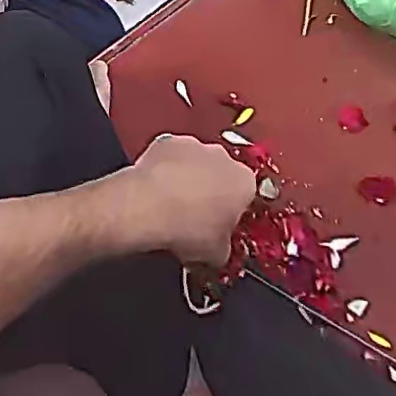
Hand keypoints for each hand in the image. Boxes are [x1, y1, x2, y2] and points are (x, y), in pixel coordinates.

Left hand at [108, 134, 256, 263]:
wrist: (149, 206)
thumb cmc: (188, 228)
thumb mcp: (217, 254)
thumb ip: (225, 247)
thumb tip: (218, 249)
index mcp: (244, 182)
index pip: (246, 195)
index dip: (234, 211)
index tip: (221, 224)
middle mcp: (222, 156)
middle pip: (222, 173)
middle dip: (213, 190)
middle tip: (197, 215)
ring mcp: (194, 144)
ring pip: (197, 161)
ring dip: (190, 177)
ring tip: (173, 203)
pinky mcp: (167, 140)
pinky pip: (172, 155)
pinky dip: (167, 167)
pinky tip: (157, 188)